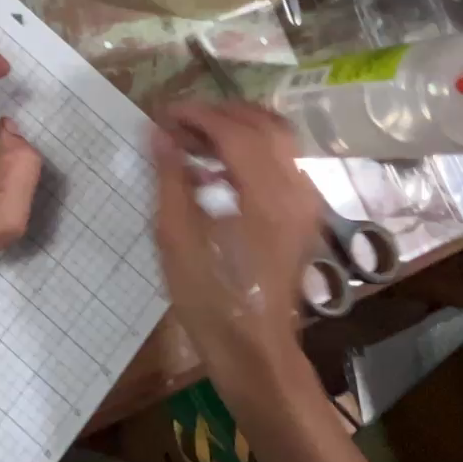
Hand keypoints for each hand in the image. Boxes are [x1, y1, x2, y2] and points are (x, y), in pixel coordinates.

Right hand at [150, 101, 323, 391]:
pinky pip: (281, 162)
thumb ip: (169, 177)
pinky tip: (217, 168)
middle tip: (179, 121)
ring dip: (237, 128)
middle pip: (265, 124)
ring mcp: (304, 202)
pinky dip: (250, 150)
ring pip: (278, 140)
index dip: (196, 114)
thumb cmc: (208, 296)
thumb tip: (158, 132)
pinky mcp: (302, 215)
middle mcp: (294, 190)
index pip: (234, 130)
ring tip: (195, 139)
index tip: (161, 115)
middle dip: (219, 113)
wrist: (253, 348)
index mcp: (264, 194)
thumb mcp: (175, 235)